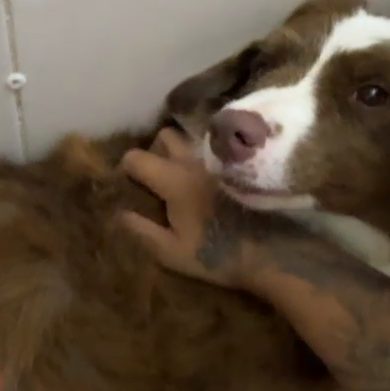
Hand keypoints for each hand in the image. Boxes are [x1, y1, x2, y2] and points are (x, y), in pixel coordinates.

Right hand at [116, 127, 275, 288]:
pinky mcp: (237, 167)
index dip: (125, 170)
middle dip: (153, 151)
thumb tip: (118, 214)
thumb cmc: (217, 254)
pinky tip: (206, 186)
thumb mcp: (171, 252)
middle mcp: (193, 162)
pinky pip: (211, 152)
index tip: (129, 188)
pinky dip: (202, 161)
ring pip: (190, 141)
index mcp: (173, 180)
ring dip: (179, 154)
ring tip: (181, 182)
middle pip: (164, 136)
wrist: (271, 254)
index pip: (135, 157)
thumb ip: (141, 230)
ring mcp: (218, 161)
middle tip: (156, 179)